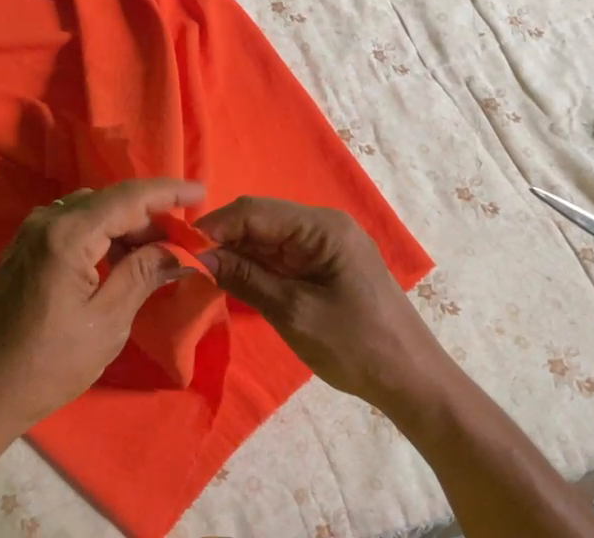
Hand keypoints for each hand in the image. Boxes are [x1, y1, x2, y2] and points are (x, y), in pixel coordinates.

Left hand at [0, 179, 205, 428]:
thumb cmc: (49, 363)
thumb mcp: (107, 321)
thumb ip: (142, 275)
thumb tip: (176, 251)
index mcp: (66, 234)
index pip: (127, 198)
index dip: (167, 192)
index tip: (202, 191)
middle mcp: (45, 221)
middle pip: (108, 201)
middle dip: (149, 214)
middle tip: (185, 238)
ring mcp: (30, 233)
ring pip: (89, 211)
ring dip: (125, 224)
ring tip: (159, 250)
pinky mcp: (23, 249)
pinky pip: (71, 225)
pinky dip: (101, 233)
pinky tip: (120, 257)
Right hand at [195, 196, 440, 405]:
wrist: (413, 382)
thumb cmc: (356, 345)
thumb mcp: (293, 312)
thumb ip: (245, 279)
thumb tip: (200, 255)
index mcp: (323, 227)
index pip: (256, 211)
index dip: (216, 225)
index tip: (181, 246)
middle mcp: (324, 226)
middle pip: (260, 221)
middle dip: (224, 239)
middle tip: (187, 263)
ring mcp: (326, 246)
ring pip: (267, 239)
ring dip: (237, 254)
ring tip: (203, 273)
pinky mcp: (325, 266)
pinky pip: (281, 257)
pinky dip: (256, 268)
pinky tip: (233, 282)